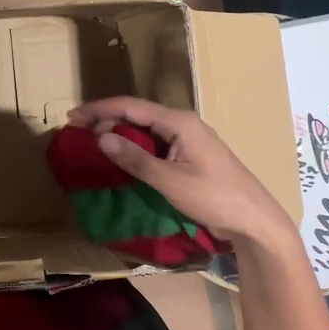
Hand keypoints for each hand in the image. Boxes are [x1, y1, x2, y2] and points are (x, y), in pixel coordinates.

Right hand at [67, 97, 295, 250]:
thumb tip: (100, 138)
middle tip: (78, 133)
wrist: (256, 222)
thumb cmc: (215, 198)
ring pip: (144, 128)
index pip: (130, 106)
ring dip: (118, 134)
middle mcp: (182, 123)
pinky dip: (133, 147)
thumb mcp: (170, 180)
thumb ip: (135, 158)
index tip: (71, 118)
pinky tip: (120, 157)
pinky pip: (154, 142)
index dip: (99, 109)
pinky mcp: (189, 154)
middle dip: (105, 120)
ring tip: (93, 144)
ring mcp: (187, 139)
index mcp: (179, 122)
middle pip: (136, 114)